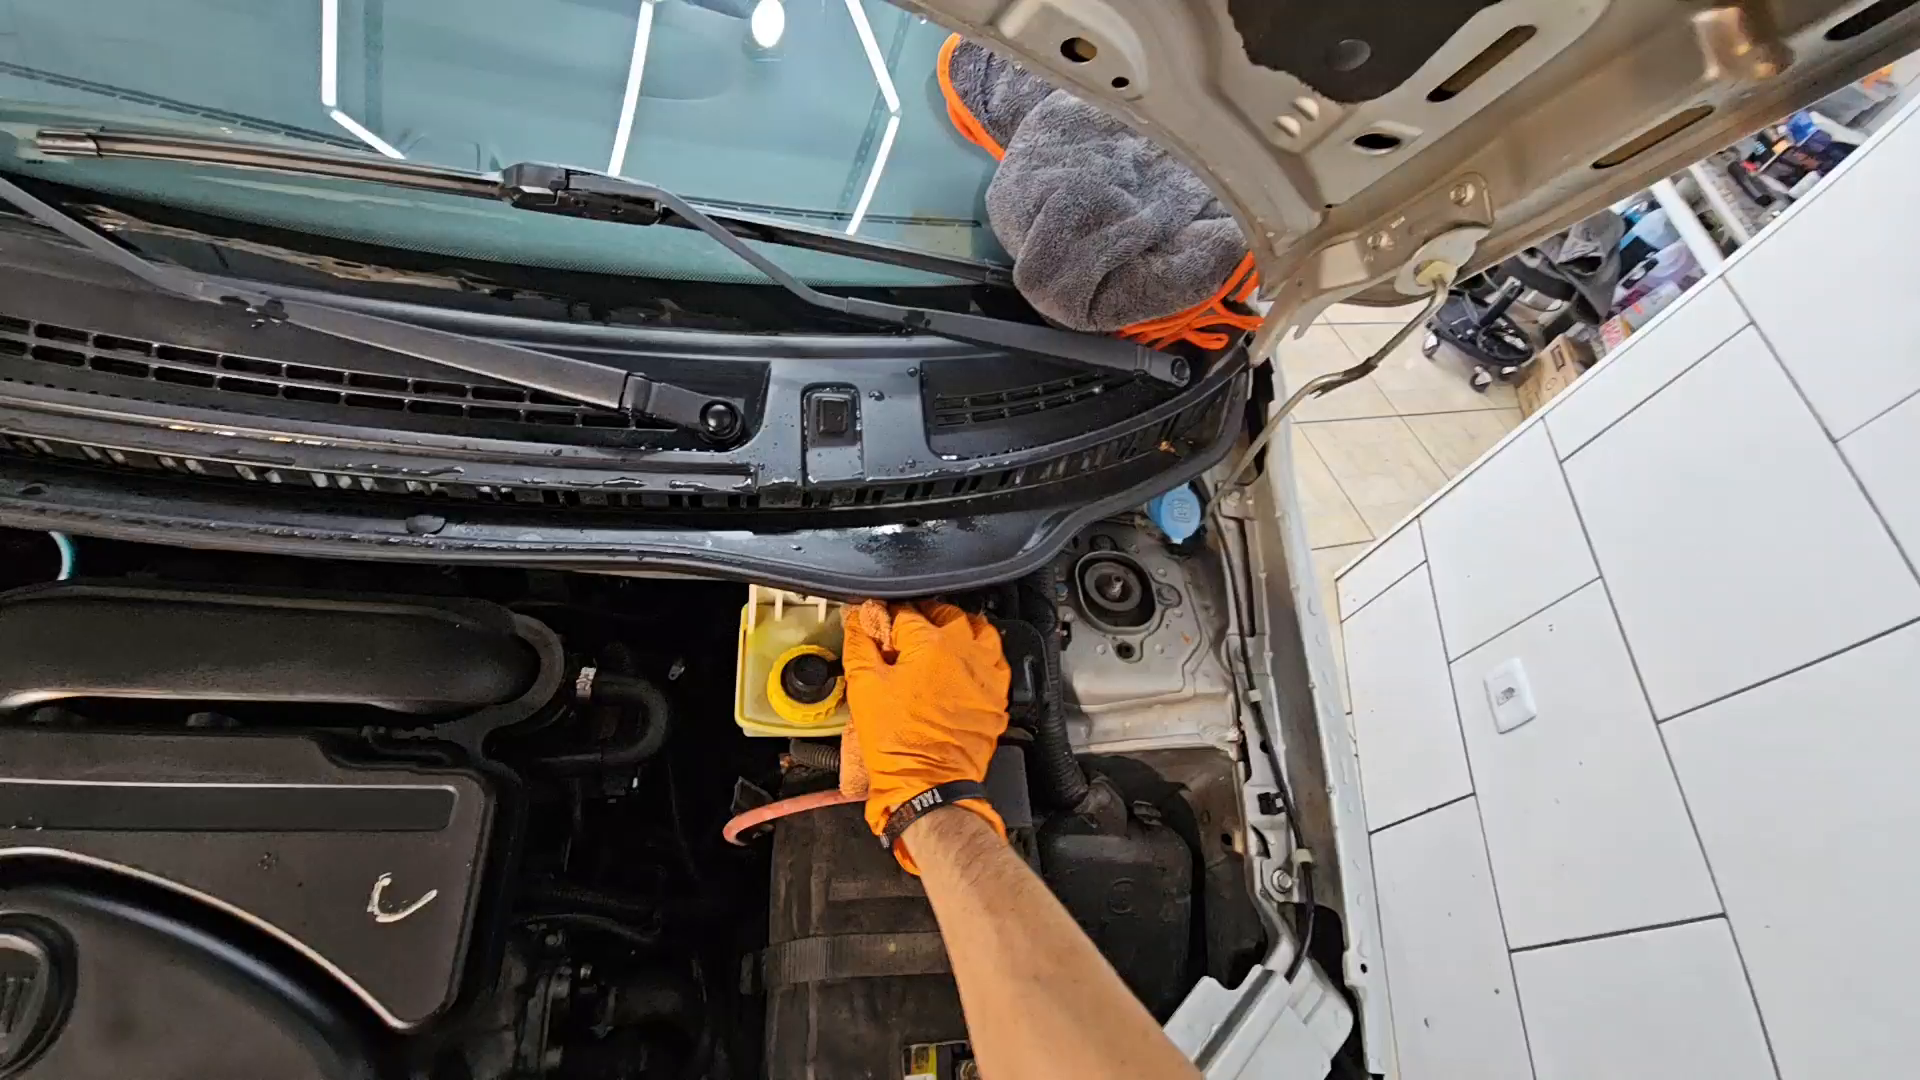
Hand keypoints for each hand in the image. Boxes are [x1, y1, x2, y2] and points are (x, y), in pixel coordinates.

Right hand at [841, 600, 1010, 870]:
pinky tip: (967, 664)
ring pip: (980, 631)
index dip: (891, 617)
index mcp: (930, 644)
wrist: (928, 784)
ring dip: (961, 629)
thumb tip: (856, 621)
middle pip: (948, 614)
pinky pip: (996, 661)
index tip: (884, 626)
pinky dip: (982, 655)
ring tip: (943, 640)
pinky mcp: (998, 695)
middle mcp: (964, 651)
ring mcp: (986, 673)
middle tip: (911, 631)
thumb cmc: (897, 741)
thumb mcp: (864, 688)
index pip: (907, 613)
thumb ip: (859, 645)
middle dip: (927, 616)